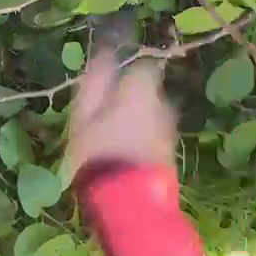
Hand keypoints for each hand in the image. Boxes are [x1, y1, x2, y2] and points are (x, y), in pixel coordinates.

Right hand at [66, 54, 177, 171]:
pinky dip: (143, 138)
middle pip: (148, 92)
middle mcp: (162, 106)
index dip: (127, 73)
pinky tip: (126, 153)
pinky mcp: (171, 153)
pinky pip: (155, 135)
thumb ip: (95, 83)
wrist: (128, 201)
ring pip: (153, 114)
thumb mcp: (83, 117)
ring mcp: (170, 131)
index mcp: (141, 92)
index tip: (109, 85)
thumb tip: (104, 54)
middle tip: (105, 115)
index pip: (143, 67)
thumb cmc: (99, 154)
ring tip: (114, 138)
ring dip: (138, 119)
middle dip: (131, 98)